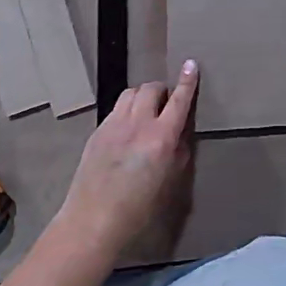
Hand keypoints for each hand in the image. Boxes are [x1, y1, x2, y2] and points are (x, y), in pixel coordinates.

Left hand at [54, 59, 199, 253]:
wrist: (94, 221)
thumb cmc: (139, 209)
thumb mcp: (170, 182)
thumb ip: (179, 152)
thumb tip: (181, 133)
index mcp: (161, 138)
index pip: (179, 100)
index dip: (187, 81)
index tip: (192, 65)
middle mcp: (137, 124)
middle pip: (151, 89)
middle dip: (162, 90)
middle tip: (167, 103)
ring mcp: (113, 125)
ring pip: (130, 93)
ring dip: (143, 96)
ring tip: (147, 110)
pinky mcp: (97, 132)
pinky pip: (116, 109)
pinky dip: (127, 110)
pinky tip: (127, 128)